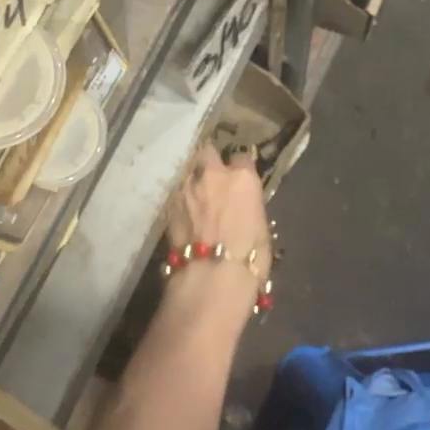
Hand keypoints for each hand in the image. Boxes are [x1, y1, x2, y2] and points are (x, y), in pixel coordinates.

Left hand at [165, 144, 271, 287]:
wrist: (211, 277)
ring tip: (194, 197)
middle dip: (209, 161)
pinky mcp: (168, 206)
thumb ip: (249, 208)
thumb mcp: (261, 229)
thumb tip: (243, 209)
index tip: (239, 176)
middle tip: (211, 176)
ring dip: (192, 181)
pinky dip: (180, 200)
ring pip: (187, 173)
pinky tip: (183, 213)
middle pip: (207, 152)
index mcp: (242, 179)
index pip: (242, 158)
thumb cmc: (249, 258)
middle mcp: (212, 175)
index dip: (240, 167)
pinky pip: (176, 194)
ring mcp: (186, 188)